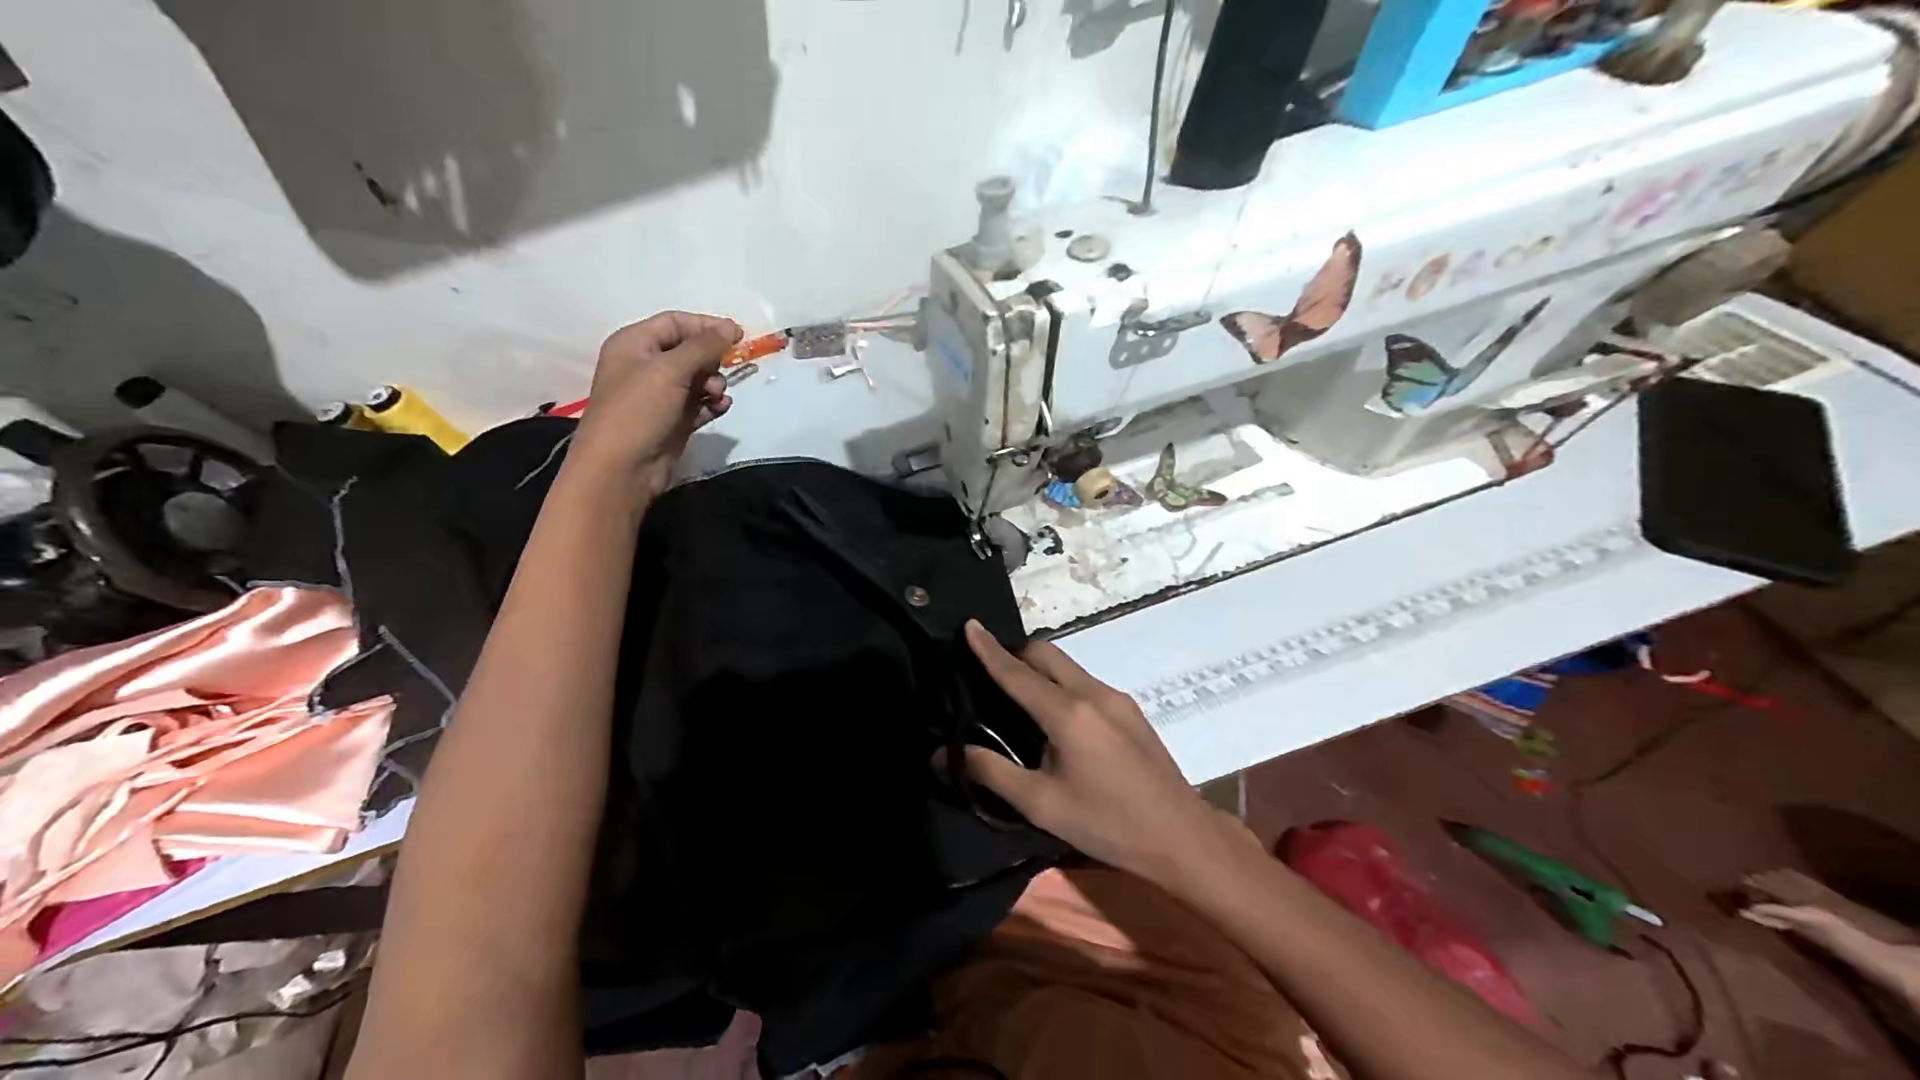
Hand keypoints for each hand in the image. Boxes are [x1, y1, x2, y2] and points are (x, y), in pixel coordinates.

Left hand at [573, 311, 742, 495]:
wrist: (622, 469)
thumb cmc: (638, 411)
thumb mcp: (670, 370)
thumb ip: (704, 346)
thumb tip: (731, 327)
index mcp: (634, 344)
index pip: (675, 323)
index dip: (707, 325)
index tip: (739, 335)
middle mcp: (645, 366)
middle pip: (689, 350)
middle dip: (711, 360)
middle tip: (721, 372)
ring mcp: (659, 396)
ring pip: (697, 379)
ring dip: (714, 384)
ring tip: (717, 396)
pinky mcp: (673, 421)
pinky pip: (700, 404)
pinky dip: (712, 404)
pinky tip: (720, 408)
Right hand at [958, 620, 1256, 884]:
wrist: (1182, 837)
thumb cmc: (1107, 824)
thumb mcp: (1041, 805)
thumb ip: (990, 773)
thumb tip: (943, 754)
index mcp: (1068, 713)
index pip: (1017, 672)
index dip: (989, 649)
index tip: (970, 625)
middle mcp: (1093, 693)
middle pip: (1046, 654)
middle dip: (1015, 654)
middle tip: (990, 677)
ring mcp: (1117, 698)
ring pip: (1068, 666)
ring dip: (1039, 671)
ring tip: (1019, 702)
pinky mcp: (1131, 710)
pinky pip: (1085, 682)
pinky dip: (1061, 685)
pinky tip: (1057, 720)